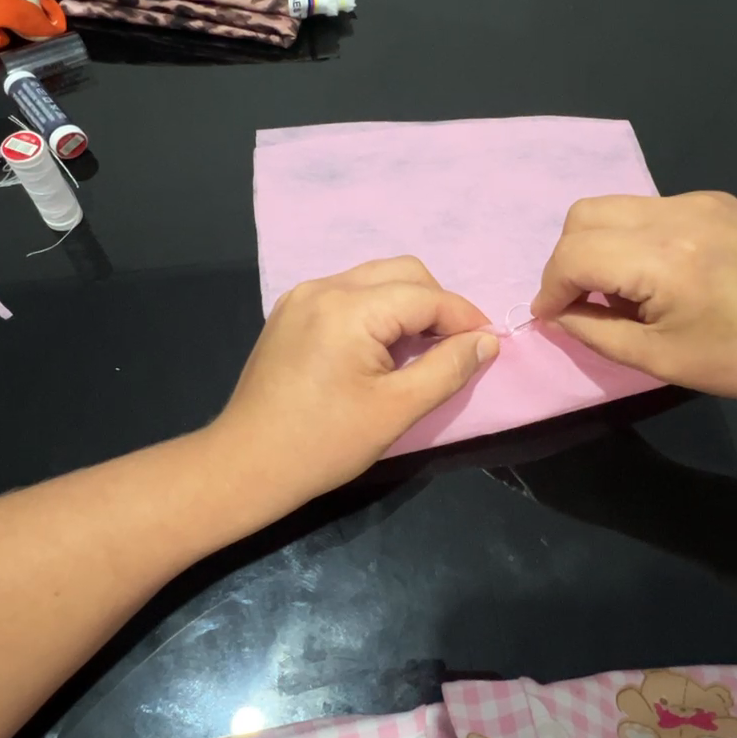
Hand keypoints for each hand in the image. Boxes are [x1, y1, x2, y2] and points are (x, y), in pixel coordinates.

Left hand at [210, 256, 499, 506]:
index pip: (425, 296)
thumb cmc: (324, 443)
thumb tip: (486, 341)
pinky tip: (384, 346)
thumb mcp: (397, 410)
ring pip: (376, 278)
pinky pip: (349, 293)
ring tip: (423, 347)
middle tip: (456, 346)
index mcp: (349, 308)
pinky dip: (378, 310)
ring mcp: (302, 296)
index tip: (489, 344)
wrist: (247, 465)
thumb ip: (448, 368)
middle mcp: (324, 288)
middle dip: (438, 304)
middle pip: (403, 273)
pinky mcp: (291, 312)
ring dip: (409, 305)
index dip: (465, 317)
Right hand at [529, 191, 736, 413]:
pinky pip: (651, 208)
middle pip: (585, 214)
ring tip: (623, 291)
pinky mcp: (720, 200)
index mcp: (665, 258)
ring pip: (615, 206)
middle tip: (580, 301)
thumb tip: (556, 313)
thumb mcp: (659, 359)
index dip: (550, 287)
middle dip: (567, 259)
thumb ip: (594, 332)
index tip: (550, 317)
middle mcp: (679, 213)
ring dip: (599, 245)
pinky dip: (633, 236)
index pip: (575, 254)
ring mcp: (702, 200)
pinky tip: (660, 274)